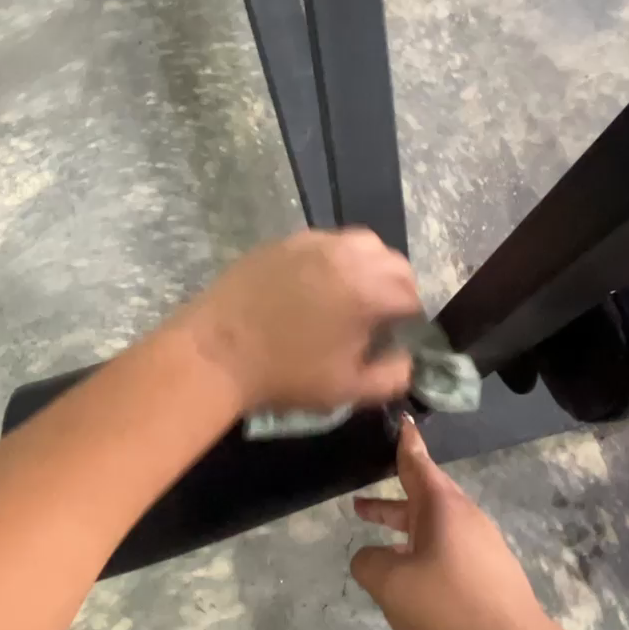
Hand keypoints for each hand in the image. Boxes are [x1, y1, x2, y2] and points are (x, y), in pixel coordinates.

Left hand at [179, 228, 422, 410]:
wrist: (216, 352)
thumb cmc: (285, 375)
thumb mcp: (347, 389)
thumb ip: (393, 376)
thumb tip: (409, 360)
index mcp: (369, 291)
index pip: (412, 296)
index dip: (411, 320)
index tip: (396, 337)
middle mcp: (348, 256)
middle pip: (394, 263)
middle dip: (396, 288)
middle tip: (378, 317)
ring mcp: (314, 242)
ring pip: (361, 243)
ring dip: (368, 266)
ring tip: (351, 295)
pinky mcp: (285, 241)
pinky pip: (325, 242)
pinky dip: (333, 259)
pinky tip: (315, 285)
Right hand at [351, 418, 561, 629]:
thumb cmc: (450, 608)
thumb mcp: (392, 585)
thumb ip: (368, 563)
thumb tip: (368, 558)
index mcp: (443, 508)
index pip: (417, 463)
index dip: (405, 443)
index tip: (402, 421)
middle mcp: (465, 520)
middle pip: (424, 499)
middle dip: (391, 501)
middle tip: (359, 502)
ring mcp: (481, 549)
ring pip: (434, 530)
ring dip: (403, 533)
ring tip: (375, 546)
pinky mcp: (489, 578)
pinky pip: (447, 554)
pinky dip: (421, 555)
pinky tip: (408, 582)